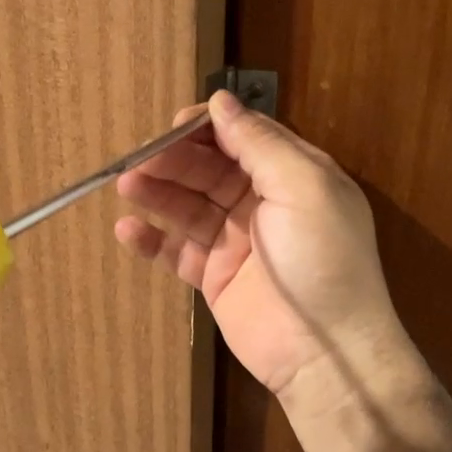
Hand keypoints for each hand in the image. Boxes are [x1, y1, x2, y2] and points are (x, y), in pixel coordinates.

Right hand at [115, 90, 415, 411]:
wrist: (325, 350)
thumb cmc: (321, 259)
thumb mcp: (303, 187)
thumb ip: (259, 143)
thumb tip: (221, 100)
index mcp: (293, 174)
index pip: (244, 136)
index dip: (207, 128)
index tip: (173, 126)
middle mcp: (264, 202)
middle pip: (209, 169)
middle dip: (174, 160)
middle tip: (137, 161)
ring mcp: (237, 241)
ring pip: (189, 205)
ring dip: (158, 193)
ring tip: (126, 185)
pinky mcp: (216, 277)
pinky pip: (178, 250)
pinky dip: (152, 240)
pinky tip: (128, 230)